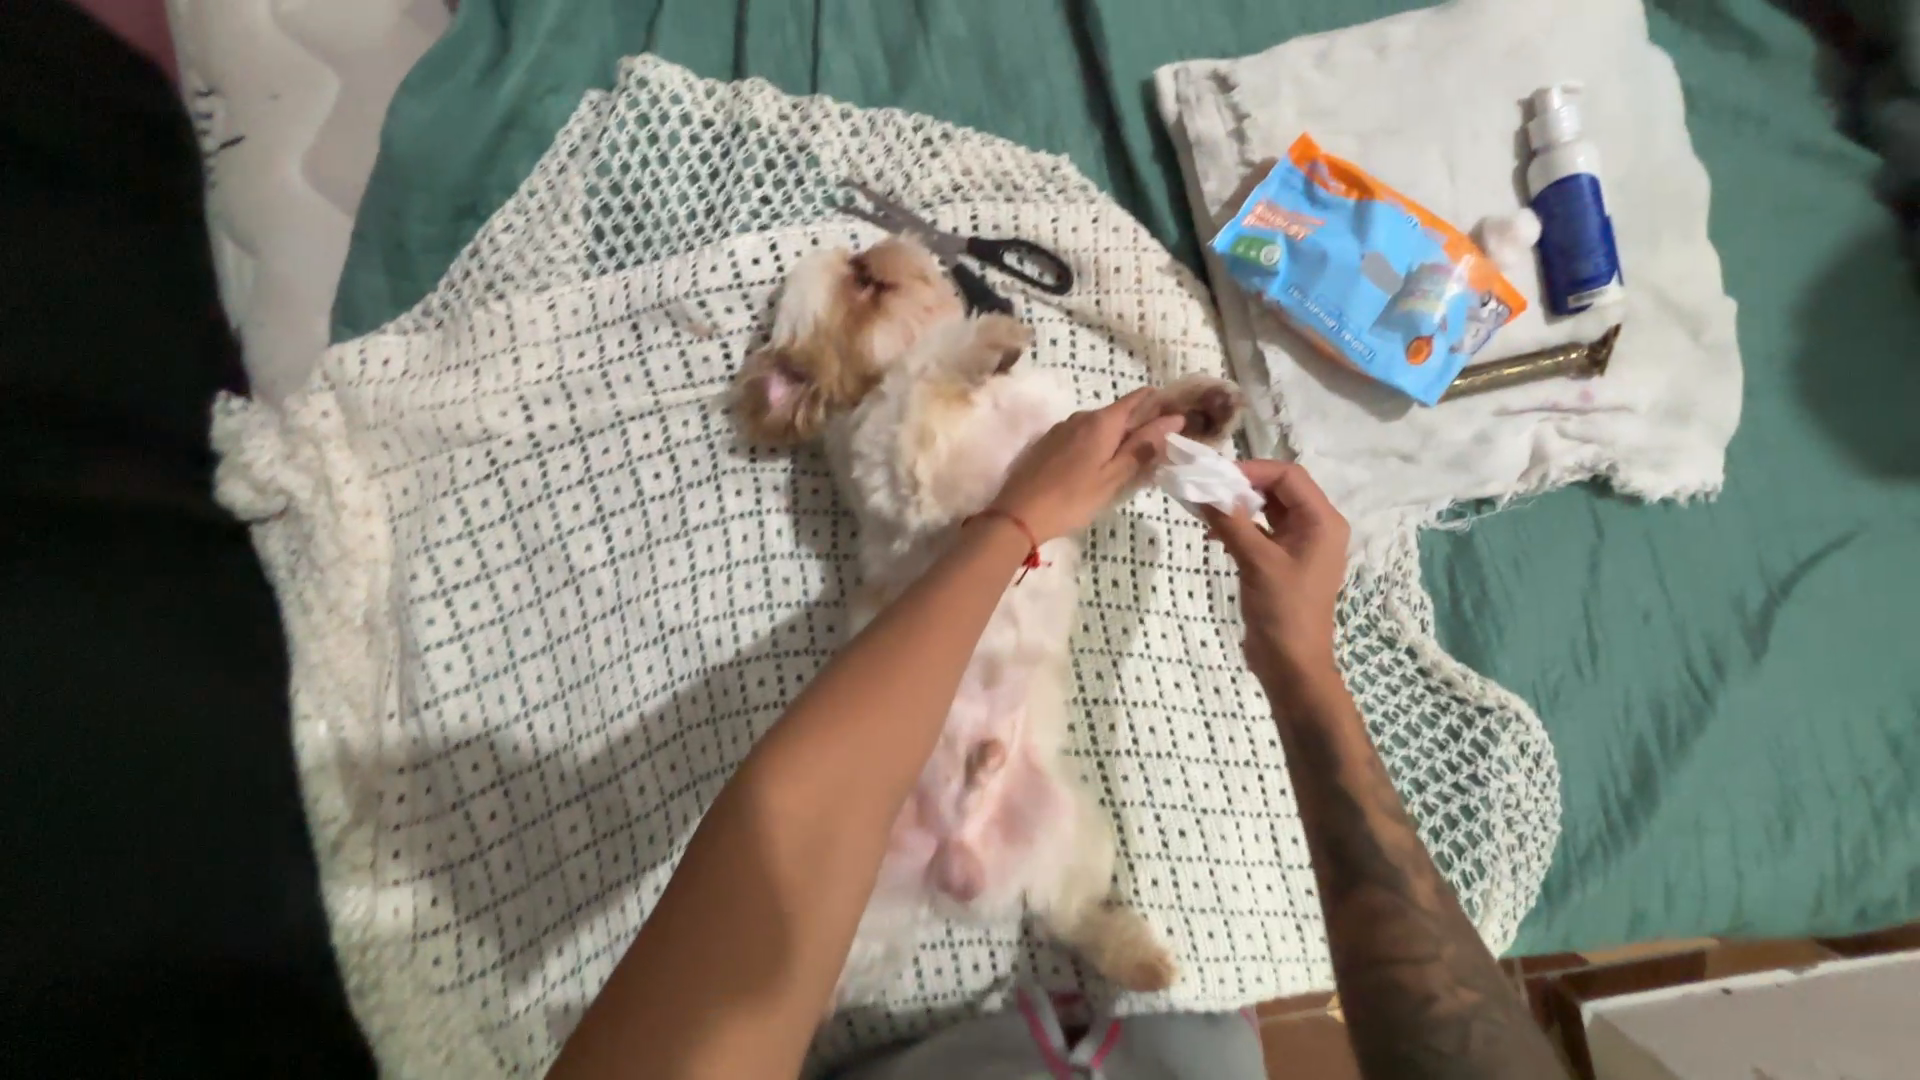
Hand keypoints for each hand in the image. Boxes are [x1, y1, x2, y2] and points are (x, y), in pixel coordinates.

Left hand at [991, 389, 1185, 542]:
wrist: (1017, 514)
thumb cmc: (1071, 499)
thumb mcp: (1113, 477)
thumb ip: (1142, 447)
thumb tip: (1172, 419)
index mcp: (1101, 422)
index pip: (1139, 399)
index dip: (1160, 404)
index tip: (1178, 417)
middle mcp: (1081, 417)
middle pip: (1120, 412)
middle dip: (1142, 424)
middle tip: (1161, 447)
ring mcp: (1062, 429)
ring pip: (1100, 426)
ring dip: (1119, 436)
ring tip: (1134, 460)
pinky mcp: (1048, 443)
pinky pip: (1082, 436)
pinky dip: (1098, 444)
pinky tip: (1101, 465)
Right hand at [1203, 461, 1350, 685]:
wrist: (1292, 663)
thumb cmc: (1283, 610)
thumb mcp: (1256, 562)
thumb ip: (1231, 522)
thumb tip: (1202, 490)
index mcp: (1323, 522)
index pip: (1289, 476)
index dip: (1252, 470)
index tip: (1215, 477)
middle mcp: (1316, 527)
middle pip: (1279, 489)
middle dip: (1242, 485)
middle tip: (1206, 489)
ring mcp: (1300, 545)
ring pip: (1268, 509)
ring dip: (1238, 505)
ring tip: (1205, 508)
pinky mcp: (1283, 561)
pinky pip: (1261, 530)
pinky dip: (1238, 525)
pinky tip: (1213, 532)